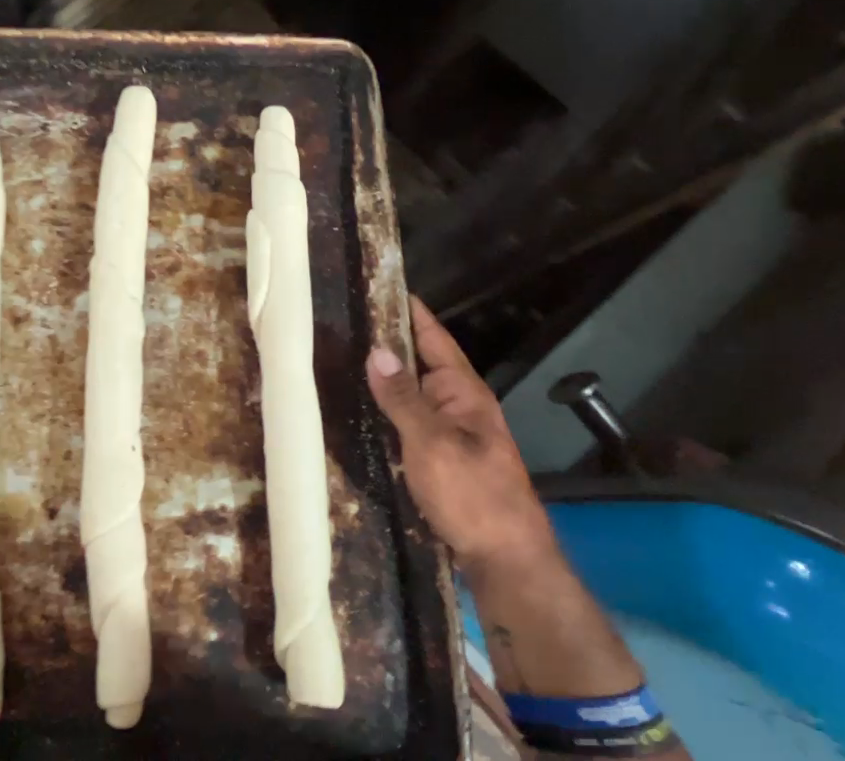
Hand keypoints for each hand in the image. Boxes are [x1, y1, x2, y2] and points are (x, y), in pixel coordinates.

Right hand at [365, 298, 557, 576]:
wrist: (506, 560)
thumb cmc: (473, 495)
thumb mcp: (433, 443)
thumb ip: (403, 398)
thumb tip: (377, 351)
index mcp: (464, 393)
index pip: (434, 339)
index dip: (410, 311)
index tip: (381, 284)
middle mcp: (458, 408)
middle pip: (419, 365)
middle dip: (386, 343)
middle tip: (342, 320)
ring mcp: (449, 436)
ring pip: (409, 396)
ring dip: (381, 379)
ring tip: (338, 357)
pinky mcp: (437, 461)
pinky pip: (405, 423)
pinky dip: (383, 410)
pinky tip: (357, 410)